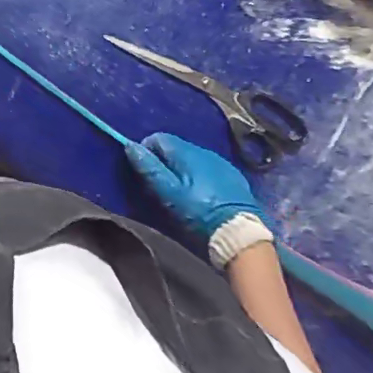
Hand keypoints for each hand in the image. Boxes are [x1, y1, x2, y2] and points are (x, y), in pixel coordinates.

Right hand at [125, 132, 269, 238]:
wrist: (242, 234)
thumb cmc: (199, 213)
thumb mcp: (168, 194)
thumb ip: (149, 169)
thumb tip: (130, 146)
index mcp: (187, 152)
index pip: (157, 138)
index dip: (146, 152)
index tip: (145, 174)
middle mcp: (205, 151)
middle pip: (175, 147)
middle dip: (163, 162)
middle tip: (160, 187)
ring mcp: (222, 163)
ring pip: (192, 158)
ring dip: (181, 170)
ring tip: (180, 193)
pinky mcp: (234, 177)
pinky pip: (208, 169)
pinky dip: (199, 177)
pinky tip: (201, 196)